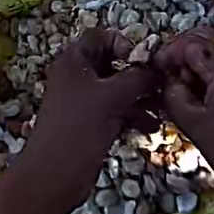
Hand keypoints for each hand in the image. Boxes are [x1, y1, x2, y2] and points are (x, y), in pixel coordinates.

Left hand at [13, 29, 156, 207]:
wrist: (53, 176)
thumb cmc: (78, 128)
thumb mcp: (112, 97)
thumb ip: (138, 78)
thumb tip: (157, 69)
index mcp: (73, 60)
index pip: (102, 36)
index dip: (124, 44)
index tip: (144, 62)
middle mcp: (77, 76)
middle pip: (113, 64)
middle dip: (138, 75)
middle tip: (161, 86)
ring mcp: (83, 101)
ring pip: (117, 90)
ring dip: (140, 98)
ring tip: (161, 110)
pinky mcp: (90, 124)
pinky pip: (115, 111)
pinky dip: (132, 115)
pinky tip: (149, 128)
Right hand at [152, 27, 213, 201]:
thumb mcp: (197, 127)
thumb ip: (174, 98)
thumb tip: (167, 82)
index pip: (188, 43)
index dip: (167, 55)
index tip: (154, 74)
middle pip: (204, 40)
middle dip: (181, 56)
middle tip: (169, 81)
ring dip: (198, 66)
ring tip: (186, 94)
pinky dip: (213, 75)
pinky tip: (207, 100)